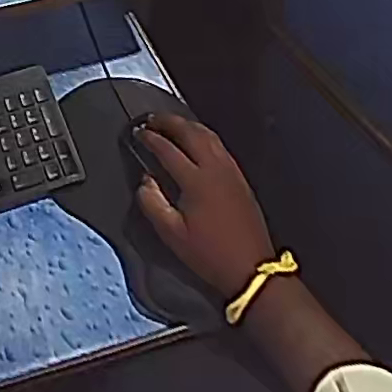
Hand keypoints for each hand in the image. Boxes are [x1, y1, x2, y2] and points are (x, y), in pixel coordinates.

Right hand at [134, 115, 274, 297]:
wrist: (253, 272)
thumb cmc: (209, 253)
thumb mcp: (171, 234)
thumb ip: (151, 202)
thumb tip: (145, 179)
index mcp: (196, 181)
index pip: (167, 148)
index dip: (149, 138)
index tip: (137, 133)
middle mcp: (214, 169)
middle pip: (190, 133)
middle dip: (168, 122)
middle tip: (151, 119)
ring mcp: (231, 172)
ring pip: (207, 135)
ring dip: (186, 124)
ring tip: (170, 123)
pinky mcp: (240, 178)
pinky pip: (219, 145)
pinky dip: (202, 134)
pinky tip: (195, 138)